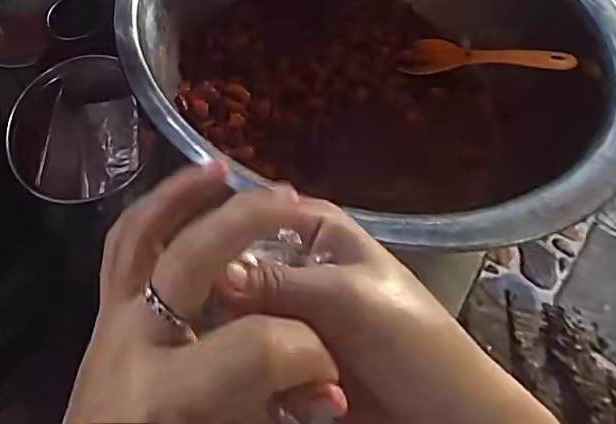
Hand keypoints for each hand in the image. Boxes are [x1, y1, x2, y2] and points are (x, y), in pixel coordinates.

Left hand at [64, 164, 347, 423]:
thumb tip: (331, 385)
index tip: (330, 364)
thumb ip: (277, 414)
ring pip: (139, 232)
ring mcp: (107, 319)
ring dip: (181, 192)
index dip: (303, 351)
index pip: (252, 349)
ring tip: (219, 167)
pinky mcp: (101, 310)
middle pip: (189, 259)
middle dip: (244, 223)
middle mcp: (130, 344)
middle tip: (289, 201)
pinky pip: (121, 245)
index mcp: (165, 396)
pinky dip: (152, 212)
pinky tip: (179, 195)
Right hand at [216, 196, 555, 423]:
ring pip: (240, 319)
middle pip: (238, 270)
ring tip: (286, 381)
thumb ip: (279, 282)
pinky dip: (265, 379)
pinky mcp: (289, 359)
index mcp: (311, 225)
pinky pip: (254, 359)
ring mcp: (291, 313)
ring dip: (254, 351)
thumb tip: (212, 273)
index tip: (202, 274)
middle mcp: (294, 262)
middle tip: (241, 337)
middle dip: (237, 306)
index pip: (249, 214)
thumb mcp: (348, 300)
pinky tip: (287, 401)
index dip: (222, 237)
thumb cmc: (413, 342)